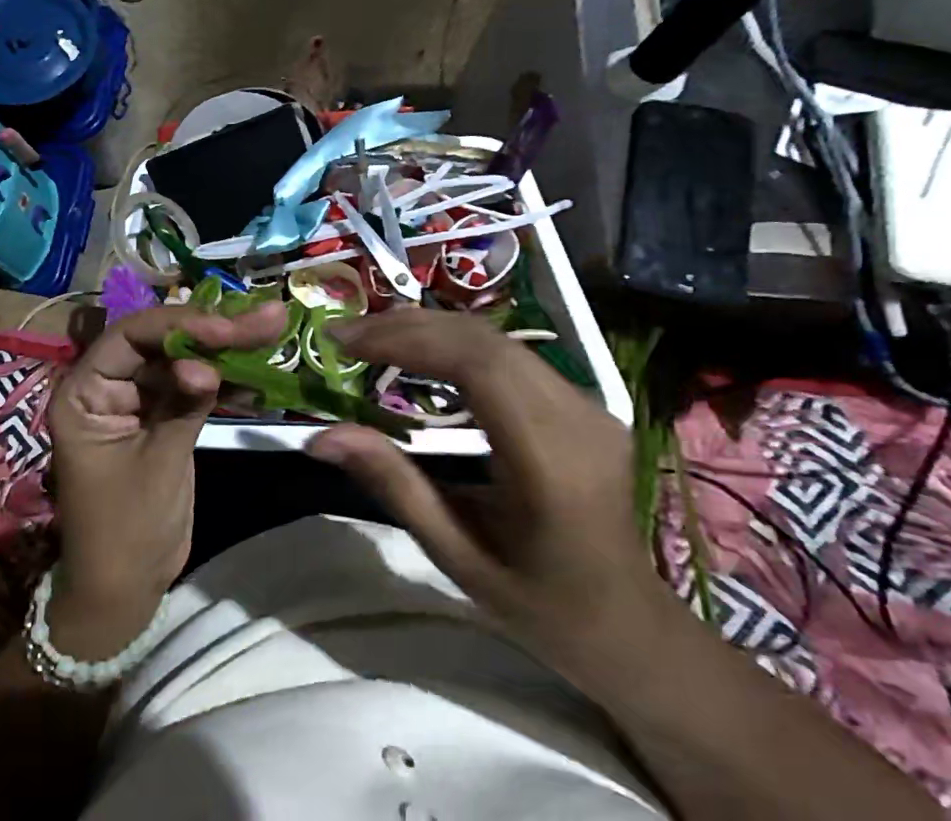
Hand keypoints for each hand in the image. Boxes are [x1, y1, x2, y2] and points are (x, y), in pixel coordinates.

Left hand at [45, 302, 285, 656]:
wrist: (126, 587)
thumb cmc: (126, 530)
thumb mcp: (159, 464)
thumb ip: (184, 407)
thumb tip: (209, 363)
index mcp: (84, 393)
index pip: (131, 338)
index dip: (180, 325)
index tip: (227, 330)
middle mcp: (108, 387)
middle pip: (164, 343)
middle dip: (214, 331)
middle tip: (266, 318)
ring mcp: (139, 403)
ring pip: (185, 362)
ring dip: (227, 350)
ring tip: (272, 329)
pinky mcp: (164, 419)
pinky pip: (195, 389)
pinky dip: (225, 381)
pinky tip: (259, 371)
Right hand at [304, 308, 651, 660]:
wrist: (627, 624)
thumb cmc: (539, 605)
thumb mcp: (457, 556)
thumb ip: (394, 486)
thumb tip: (323, 437)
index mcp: (550, 462)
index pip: (478, 367)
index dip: (408, 341)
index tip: (346, 341)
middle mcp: (578, 418)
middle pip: (487, 341)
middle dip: (410, 326)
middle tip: (347, 334)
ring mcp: (589, 406)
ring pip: (501, 341)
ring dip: (432, 330)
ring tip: (373, 338)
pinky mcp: (586, 404)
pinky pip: (514, 357)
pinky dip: (459, 346)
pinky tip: (423, 355)